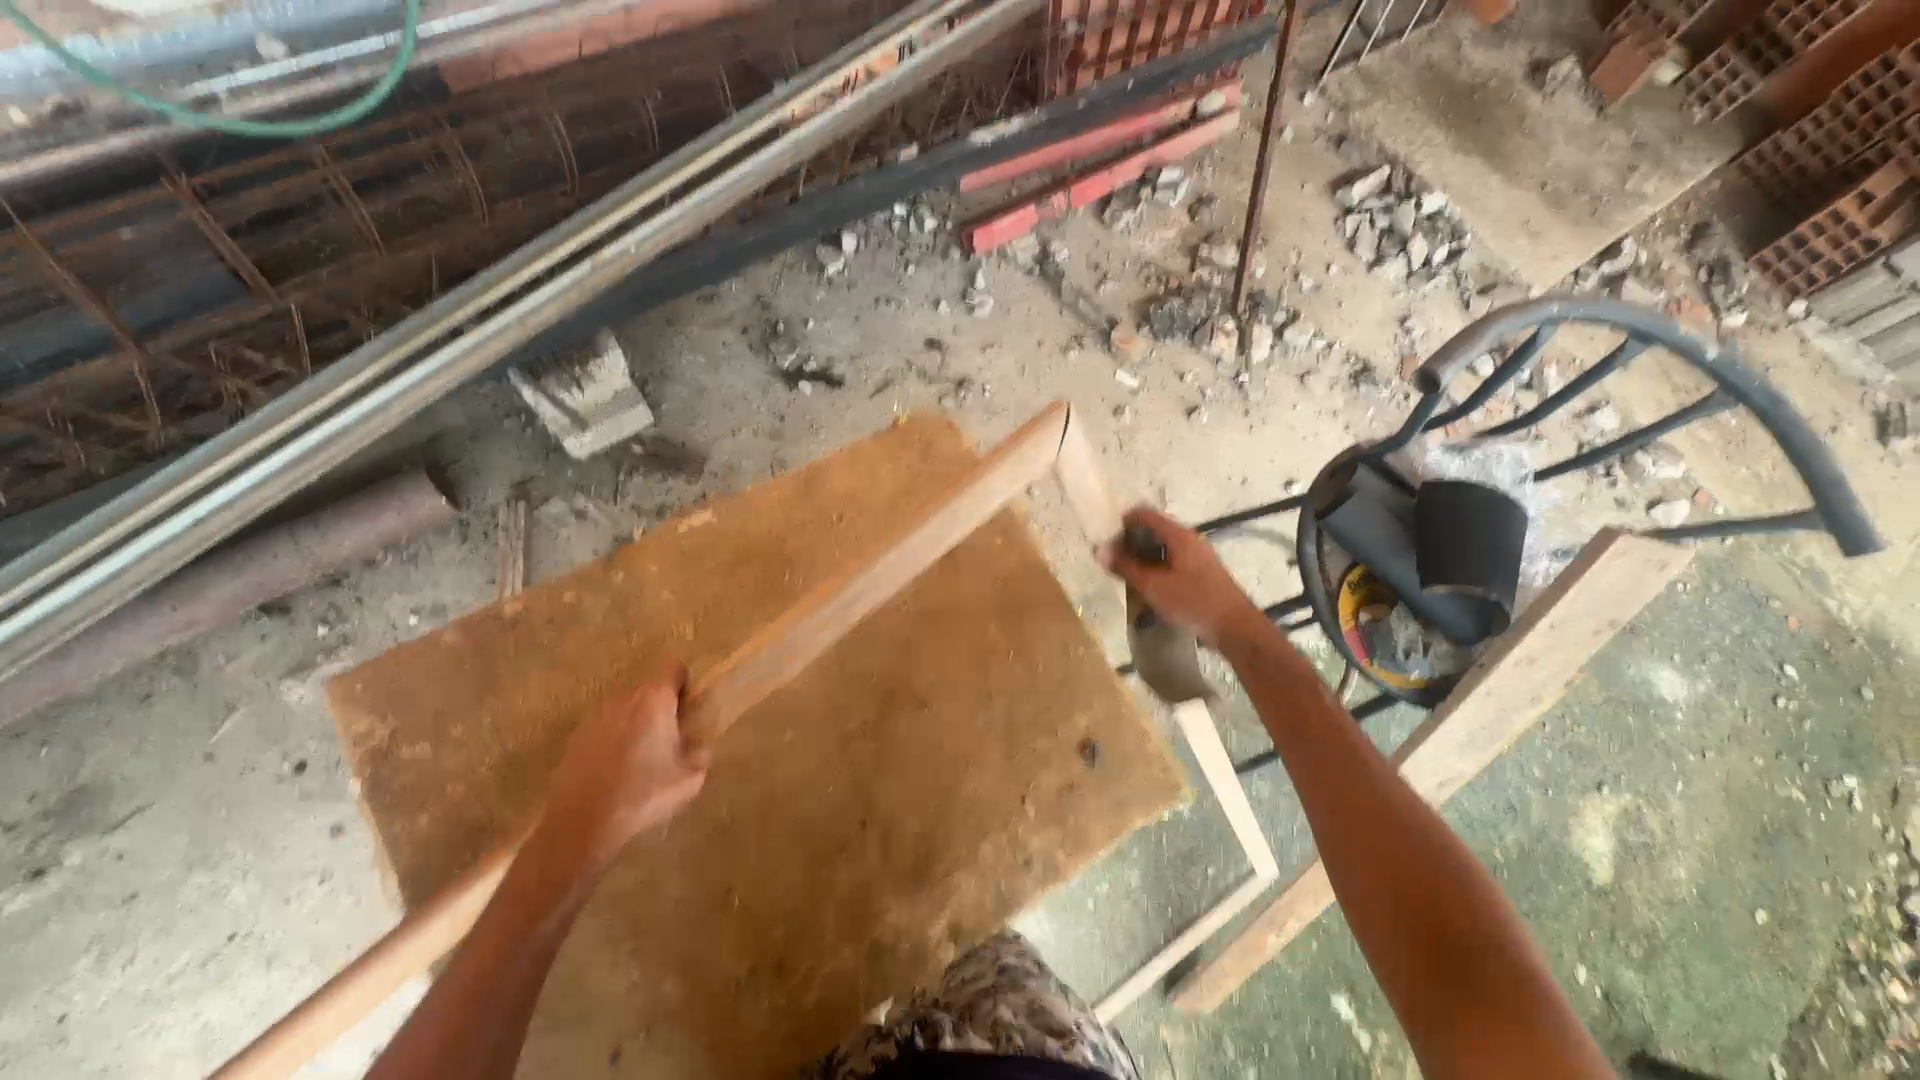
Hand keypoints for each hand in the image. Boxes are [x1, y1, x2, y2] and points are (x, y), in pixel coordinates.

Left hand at [542, 662, 709, 864]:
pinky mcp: (575, 737)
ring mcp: (595, 716)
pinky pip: (604, 729)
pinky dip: (612, 741)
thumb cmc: (644, 794)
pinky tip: (614, 771)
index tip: (687, 709)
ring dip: (635, 724)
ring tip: (639, 759)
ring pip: (624, 710)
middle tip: (668, 741)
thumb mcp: (690, 779)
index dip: (683, 683)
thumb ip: (700, 753)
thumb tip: (698, 745)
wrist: (583, 821)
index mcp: (654, 700)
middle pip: (647, 690)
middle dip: (659, 708)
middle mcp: (623, 699)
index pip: (672, 667)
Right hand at [1099, 506, 1265, 647]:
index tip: (1106, 540)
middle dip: (1130, 542)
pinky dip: (1156, 568)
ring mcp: (1197, 555)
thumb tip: (1100, 550)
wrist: (1235, 627)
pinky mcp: (1201, 572)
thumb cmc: (1193, 601)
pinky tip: (1148, 587)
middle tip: (1113, 561)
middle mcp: (1189, 539)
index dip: (1122, 522)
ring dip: (1143, 557)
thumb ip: (1126, 567)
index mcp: (1178, 535)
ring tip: (1126, 576)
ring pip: (1163, 548)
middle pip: (1154, 530)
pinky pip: (1172, 561)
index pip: (1145, 514)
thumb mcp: (1153, 585)